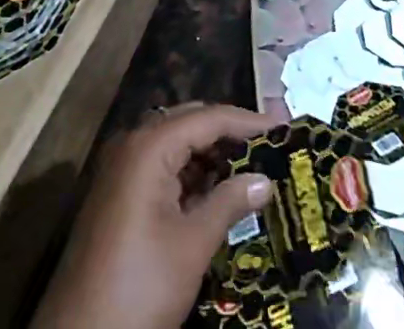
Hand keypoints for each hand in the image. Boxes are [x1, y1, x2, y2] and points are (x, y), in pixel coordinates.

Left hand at [32, 103, 274, 328]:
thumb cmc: (141, 284)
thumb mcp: (193, 244)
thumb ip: (229, 203)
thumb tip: (264, 180)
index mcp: (149, 147)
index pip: (208, 118)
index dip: (248, 121)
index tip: (284, 130)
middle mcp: (132, 146)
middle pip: (190, 123)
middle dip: (230, 133)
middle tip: (270, 146)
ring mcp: (122, 169)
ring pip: (175, 145)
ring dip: (211, 154)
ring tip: (253, 167)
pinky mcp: (119, 193)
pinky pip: (162, 168)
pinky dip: (191, 173)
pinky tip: (218, 191)